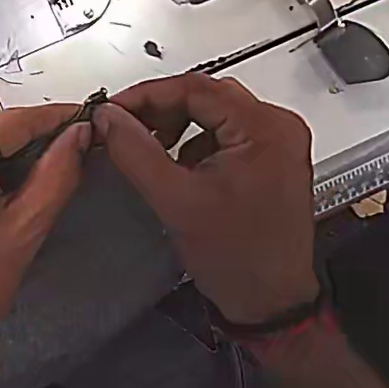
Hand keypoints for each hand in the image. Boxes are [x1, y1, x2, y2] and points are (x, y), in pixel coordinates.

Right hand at [94, 74, 318, 324]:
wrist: (269, 300)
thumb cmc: (240, 260)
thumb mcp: (176, 200)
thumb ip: (136, 152)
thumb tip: (110, 119)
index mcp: (265, 130)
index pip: (196, 88)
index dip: (147, 95)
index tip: (116, 110)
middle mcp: (278, 129)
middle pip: (206, 96)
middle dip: (159, 110)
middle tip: (124, 125)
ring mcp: (275, 144)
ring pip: (212, 114)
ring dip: (175, 125)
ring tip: (148, 147)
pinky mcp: (267, 160)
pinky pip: (222, 134)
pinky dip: (191, 142)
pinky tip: (174, 165)